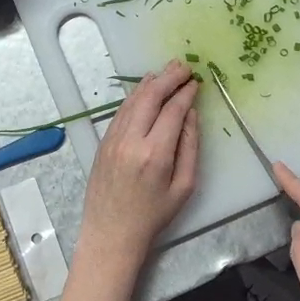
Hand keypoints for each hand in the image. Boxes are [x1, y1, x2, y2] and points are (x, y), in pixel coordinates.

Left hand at [78, 60, 200, 268]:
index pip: (173, 110)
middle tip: (183, 66)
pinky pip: (121, 112)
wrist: (111, 234)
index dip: (186, 93)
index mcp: (155, 154)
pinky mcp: (103, 143)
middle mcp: (131, 141)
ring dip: (150, 83)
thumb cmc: (153, 216)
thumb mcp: (184, 186)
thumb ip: (190, 147)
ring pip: (132, 101)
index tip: (196, 82)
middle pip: (150, 97)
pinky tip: (145, 89)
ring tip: (167, 71)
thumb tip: (191, 114)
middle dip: (168, 78)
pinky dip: (135, 97)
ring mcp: (113, 140)